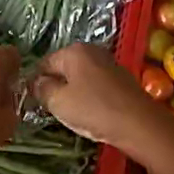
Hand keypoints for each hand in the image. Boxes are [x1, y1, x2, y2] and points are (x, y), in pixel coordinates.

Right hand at [32, 43, 173, 152]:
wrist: (139, 123)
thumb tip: (37, 82)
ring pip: (80, 78)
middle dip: (56, 87)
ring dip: (74, 94)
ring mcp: (108, 63)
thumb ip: (42, 89)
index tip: (35, 103)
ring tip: (73, 115)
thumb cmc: (94, 109)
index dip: (36, 83)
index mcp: (74, 51)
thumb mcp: (58, 102)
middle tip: (53, 110)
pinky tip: (92, 114)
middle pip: (64, 68)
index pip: (44, 63)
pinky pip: (96, 85)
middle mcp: (92, 50)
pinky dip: (90, 97)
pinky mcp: (121, 78)